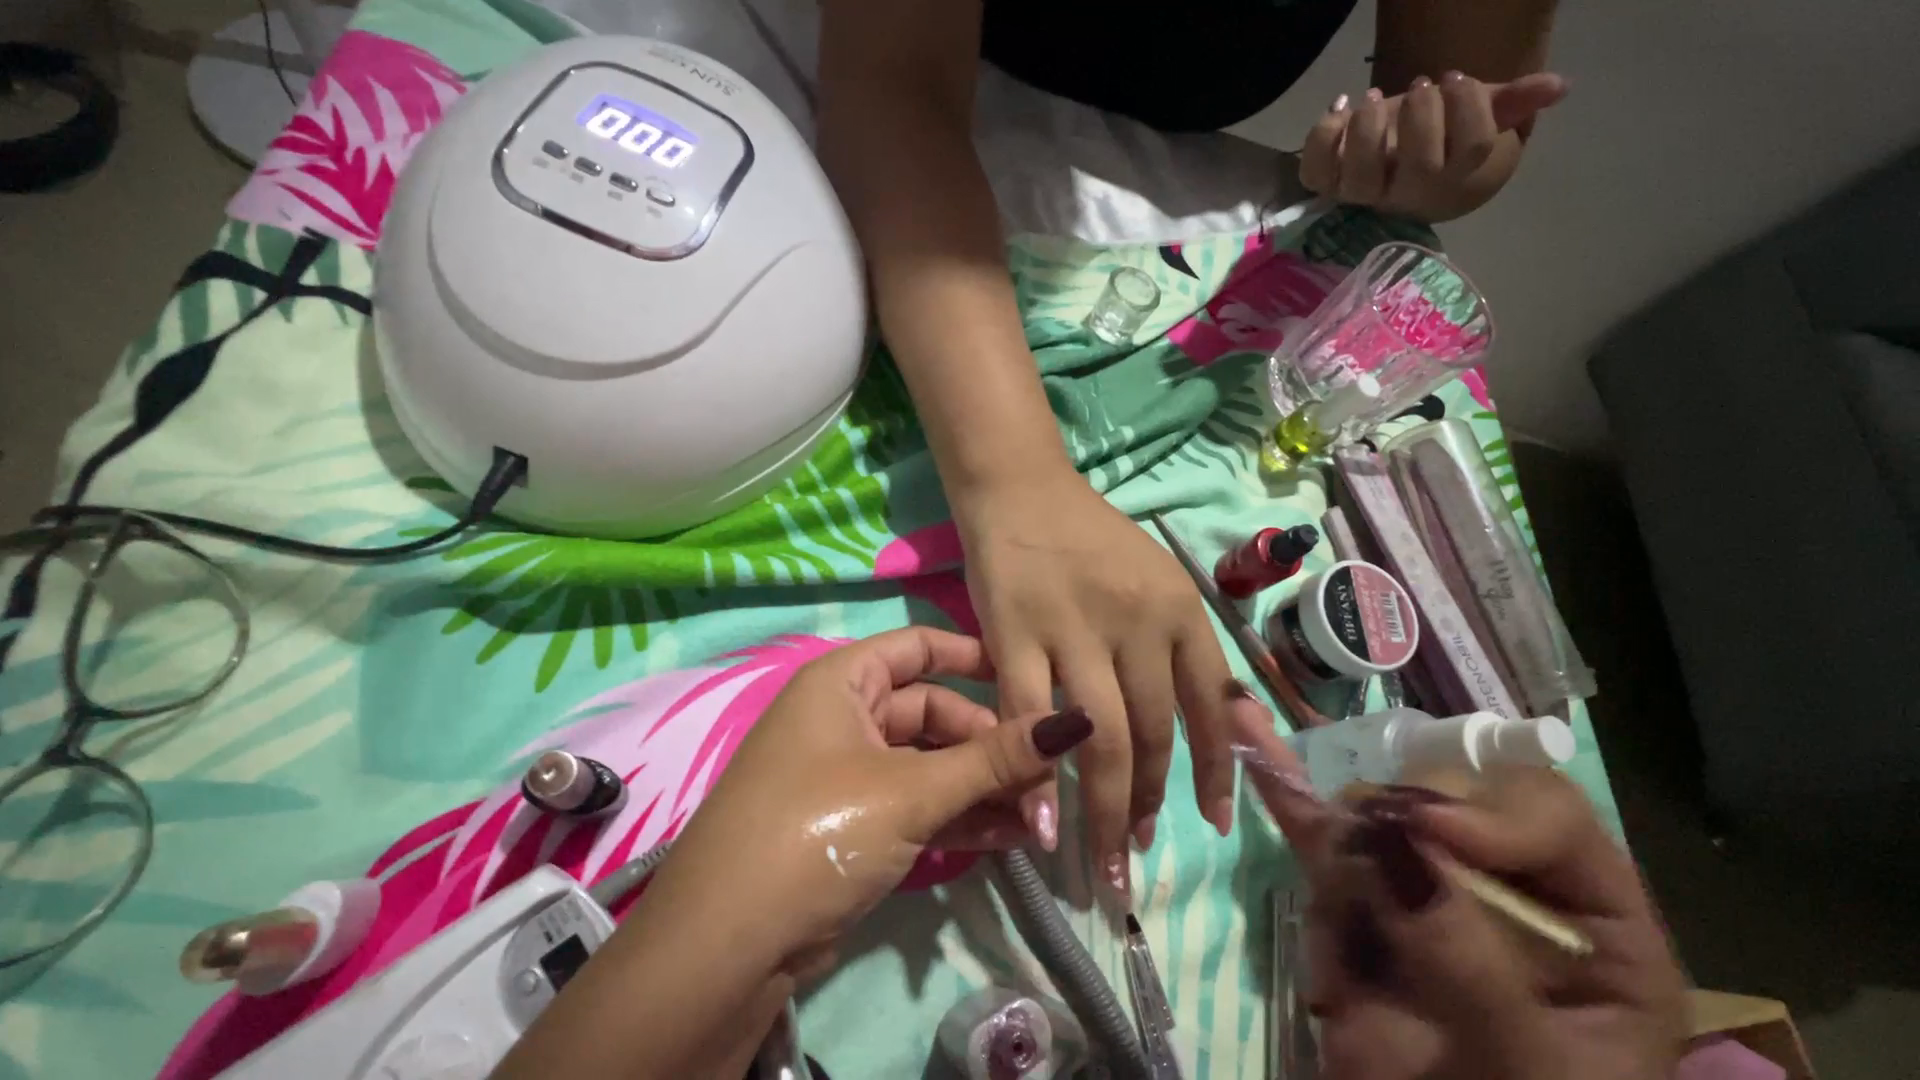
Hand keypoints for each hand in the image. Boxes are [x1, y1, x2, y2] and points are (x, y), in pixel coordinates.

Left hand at [635, 627, 1093, 972]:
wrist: (731, 941)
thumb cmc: (820, 830)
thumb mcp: (911, 791)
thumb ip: (994, 759)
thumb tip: (1076, 720)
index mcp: (843, 683)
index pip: (919, 647)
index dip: (976, 656)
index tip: (1035, 676)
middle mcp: (844, 718)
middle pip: (934, 714)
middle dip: (992, 746)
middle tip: (1049, 780)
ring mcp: (849, 776)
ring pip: (931, 766)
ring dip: (984, 789)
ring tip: (1043, 817)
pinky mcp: (855, 827)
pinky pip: (918, 807)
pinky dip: (960, 819)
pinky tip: (1012, 839)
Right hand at [953, 469, 1238, 902]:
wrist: (1019, 489)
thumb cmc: (1089, 536)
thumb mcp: (1154, 578)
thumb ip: (1177, 644)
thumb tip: (1207, 720)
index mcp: (1178, 608)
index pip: (1211, 702)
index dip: (1215, 769)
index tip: (1213, 821)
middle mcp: (1138, 623)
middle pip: (1155, 731)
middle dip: (1148, 802)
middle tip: (1137, 850)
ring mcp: (1075, 630)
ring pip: (1102, 737)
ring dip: (1106, 806)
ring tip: (1105, 856)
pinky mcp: (1016, 636)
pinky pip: (1032, 717)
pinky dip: (1039, 776)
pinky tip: (1045, 824)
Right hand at [1240, 735, 1687, 1078]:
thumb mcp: (1520, 1065)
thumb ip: (1468, 959)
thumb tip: (1398, 843)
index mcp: (1594, 927)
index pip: (1553, 820)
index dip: (1493, 811)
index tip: (1426, 827)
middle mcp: (1508, 892)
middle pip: (1455, 803)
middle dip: (1405, 824)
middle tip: (1362, 844)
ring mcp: (1425, 894)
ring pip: (1377, 824)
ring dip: (1346, 855)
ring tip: (1346, 951)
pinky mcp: (1359, 909)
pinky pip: (1325, 847)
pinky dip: (1293, 806)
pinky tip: (1260, 749)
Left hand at [1299, 72, 1568, 221]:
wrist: (1393, 167)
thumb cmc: (1437, 138)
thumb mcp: (1473, 117)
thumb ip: (1511, 104)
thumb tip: (1558, 86)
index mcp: (1449, 178)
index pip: (1472, 148)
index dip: (1468, 107)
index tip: (1455, 78)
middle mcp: (1404, 194)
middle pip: (1419, 165)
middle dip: (1423, 116)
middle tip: (1419, 87)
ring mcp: (1362, 194)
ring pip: (1360, 176)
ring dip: (1366, 128)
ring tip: (1373, 97)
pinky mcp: (1326, 184)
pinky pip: (1314, 172)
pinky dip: (1321, 135)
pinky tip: (1339, 105)